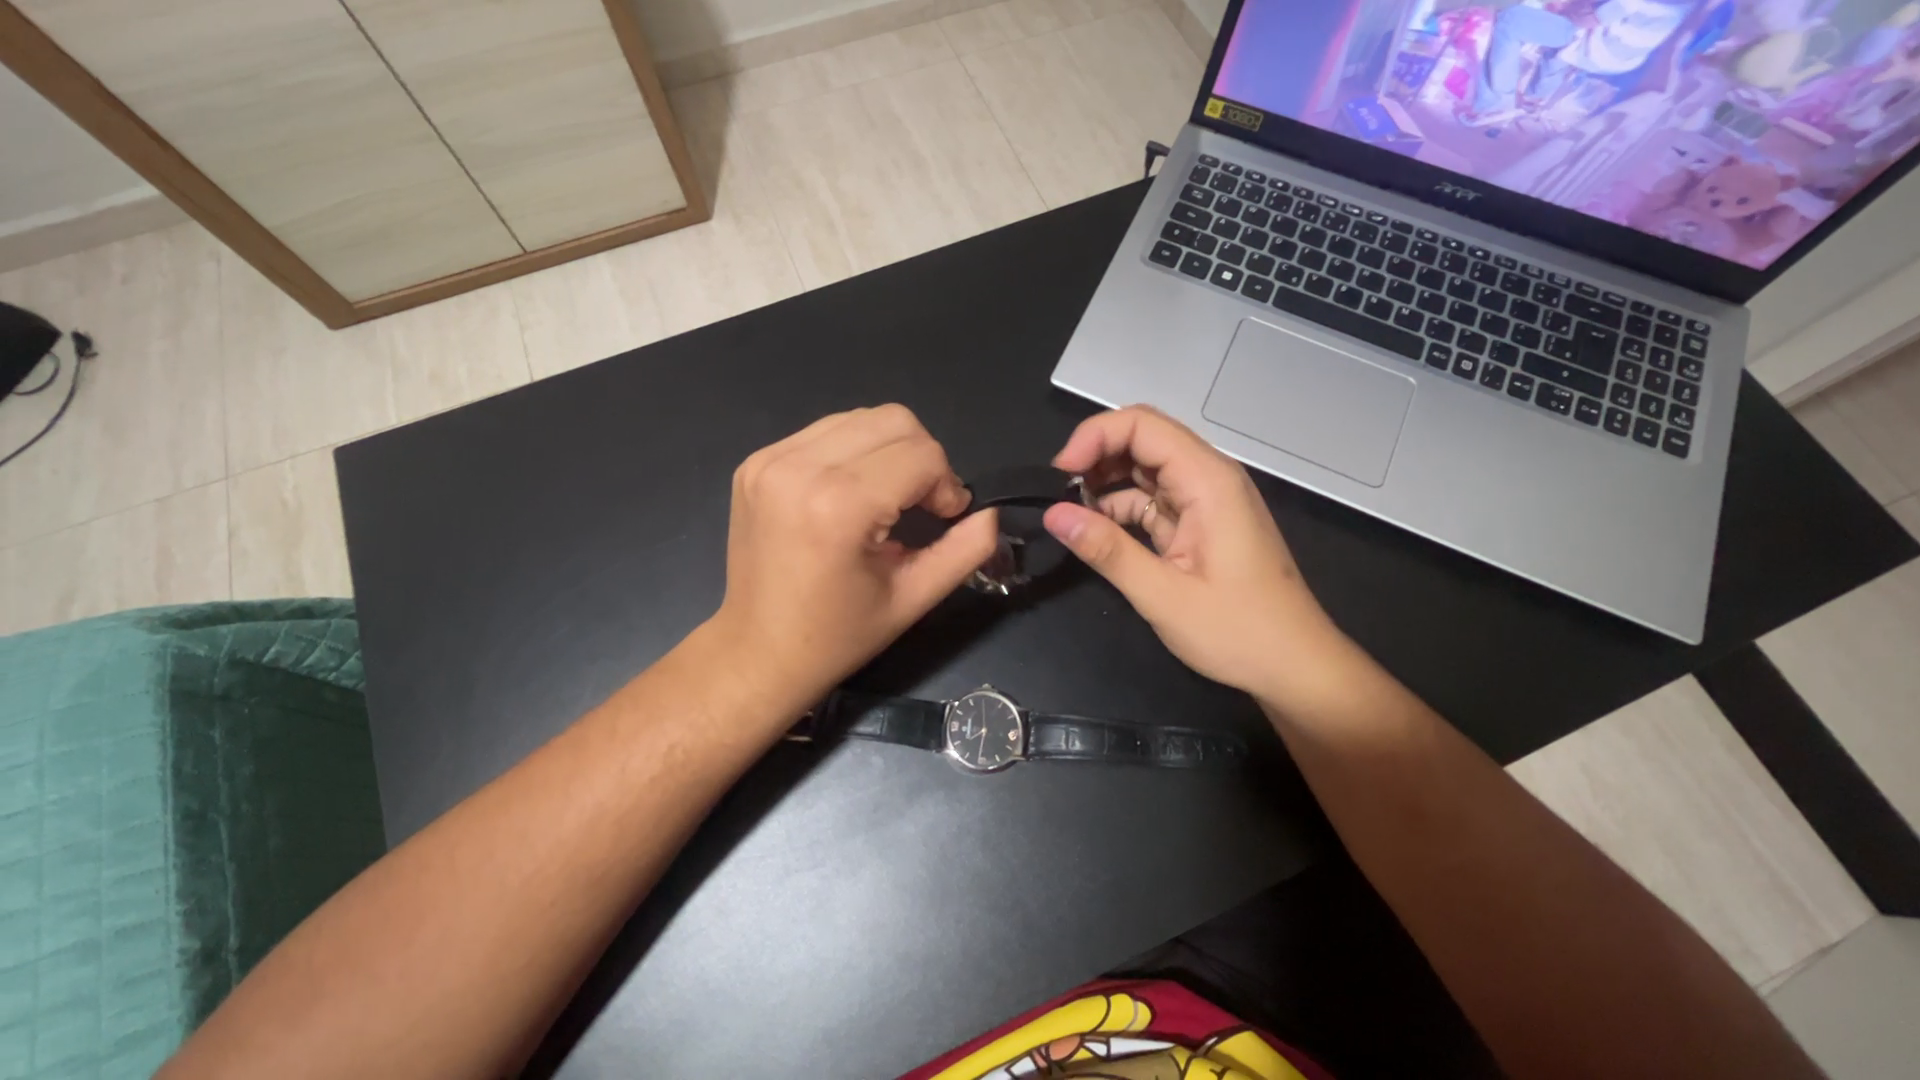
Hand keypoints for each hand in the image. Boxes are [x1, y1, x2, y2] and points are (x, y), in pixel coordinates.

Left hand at [708, 405, 999, 714]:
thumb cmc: (837, 635)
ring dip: (887, 451)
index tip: (944, 519)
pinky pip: (824, 432)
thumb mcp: (912, 598)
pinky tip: (848, 495)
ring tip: (883, 500)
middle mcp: (798, 468)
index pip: (922, 454)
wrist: (757, 651)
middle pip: (894, 421)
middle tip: (919, 506)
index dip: (947, 485)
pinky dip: (851, 453)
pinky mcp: (755, 462)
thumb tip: (992, 514)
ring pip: (860, 419)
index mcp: (838, 505)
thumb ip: (964, 550)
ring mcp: (770, 460)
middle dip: (922, 459)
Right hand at [1043, 406, 1342, 700]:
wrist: (1295, 665)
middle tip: (1058, 494)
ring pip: (1146, 469)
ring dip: (1106, 484)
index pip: (1142, 425)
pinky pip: (1154, 500)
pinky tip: (1097, 533)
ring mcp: (1206, 501)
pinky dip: (1122, 509)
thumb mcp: (1163, 595)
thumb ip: (1107, 550)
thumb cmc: (1238, 632)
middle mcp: (1209, 478)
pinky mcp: (1201, 524)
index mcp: (1208, 481)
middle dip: (1095, 457)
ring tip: (1071, 516)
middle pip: (1144, 439)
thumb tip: (1053, 515)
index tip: (1059, 475)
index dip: (1094, 437)